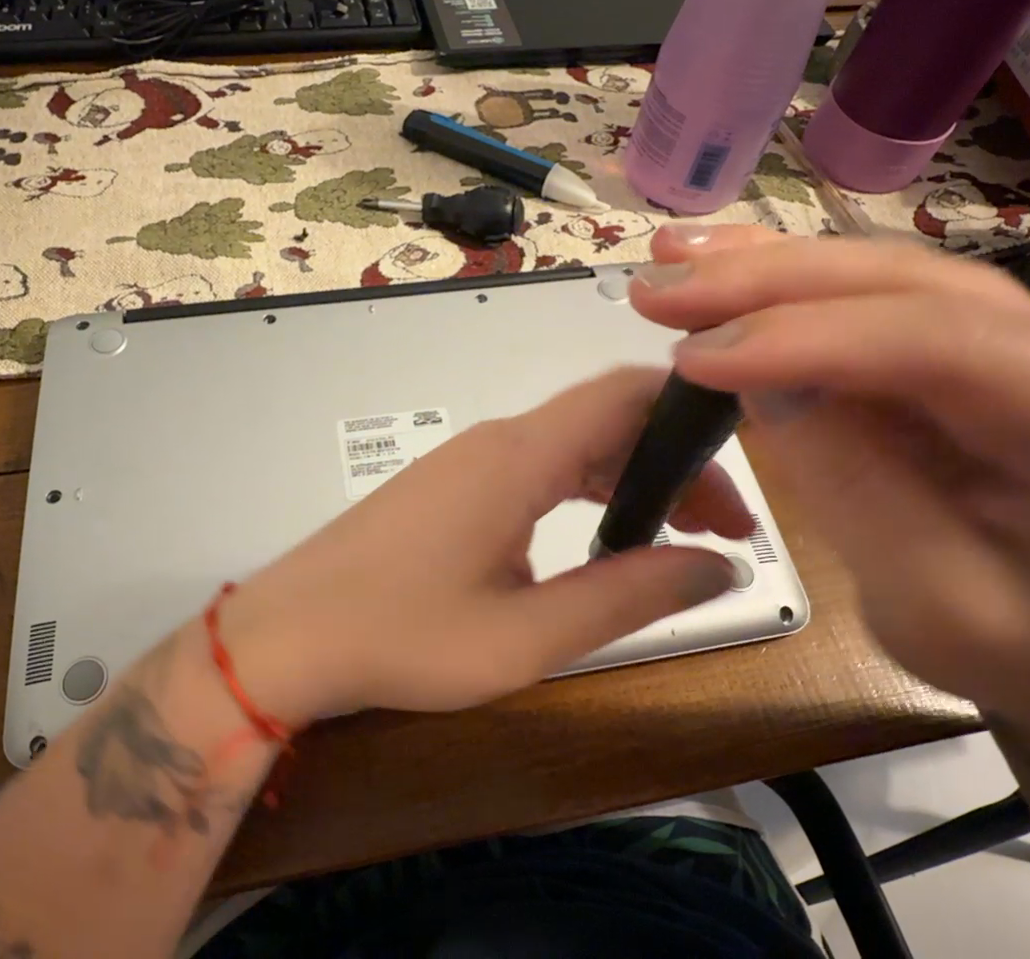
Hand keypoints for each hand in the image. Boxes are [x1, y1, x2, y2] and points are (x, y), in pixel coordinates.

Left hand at [216, 368, 754, 724]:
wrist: (287, 635)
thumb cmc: (402, 636)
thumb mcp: (526, 635)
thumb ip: (626, 598)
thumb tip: (720, 570)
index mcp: (518, 457)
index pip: (625, 393)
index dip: (692, 413)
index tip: (743, 468)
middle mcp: (495, 441)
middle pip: (605, 421)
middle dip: (673, 463)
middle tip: (725, 530)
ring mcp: (466, 461)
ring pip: (570, 445)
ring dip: (629, 480)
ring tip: (676, 537)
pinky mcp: (447, 486)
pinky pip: (534, 467)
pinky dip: (584, 490)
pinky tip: (600, 539)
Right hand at [627, 226, 1029, 726]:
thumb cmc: (1024, 656)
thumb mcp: (936, 607)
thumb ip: (855, 488)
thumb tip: (761, 385)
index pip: (943, 346)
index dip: (809, 340)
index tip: (690, 359)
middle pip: (908, 287)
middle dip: (771, 284)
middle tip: (656, 293)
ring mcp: (1020, 339)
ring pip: (882, 275)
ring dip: (768, 267)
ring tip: (670, 263)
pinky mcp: (966, 348)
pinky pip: (868, 302)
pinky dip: (786, 287)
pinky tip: (723, 272)